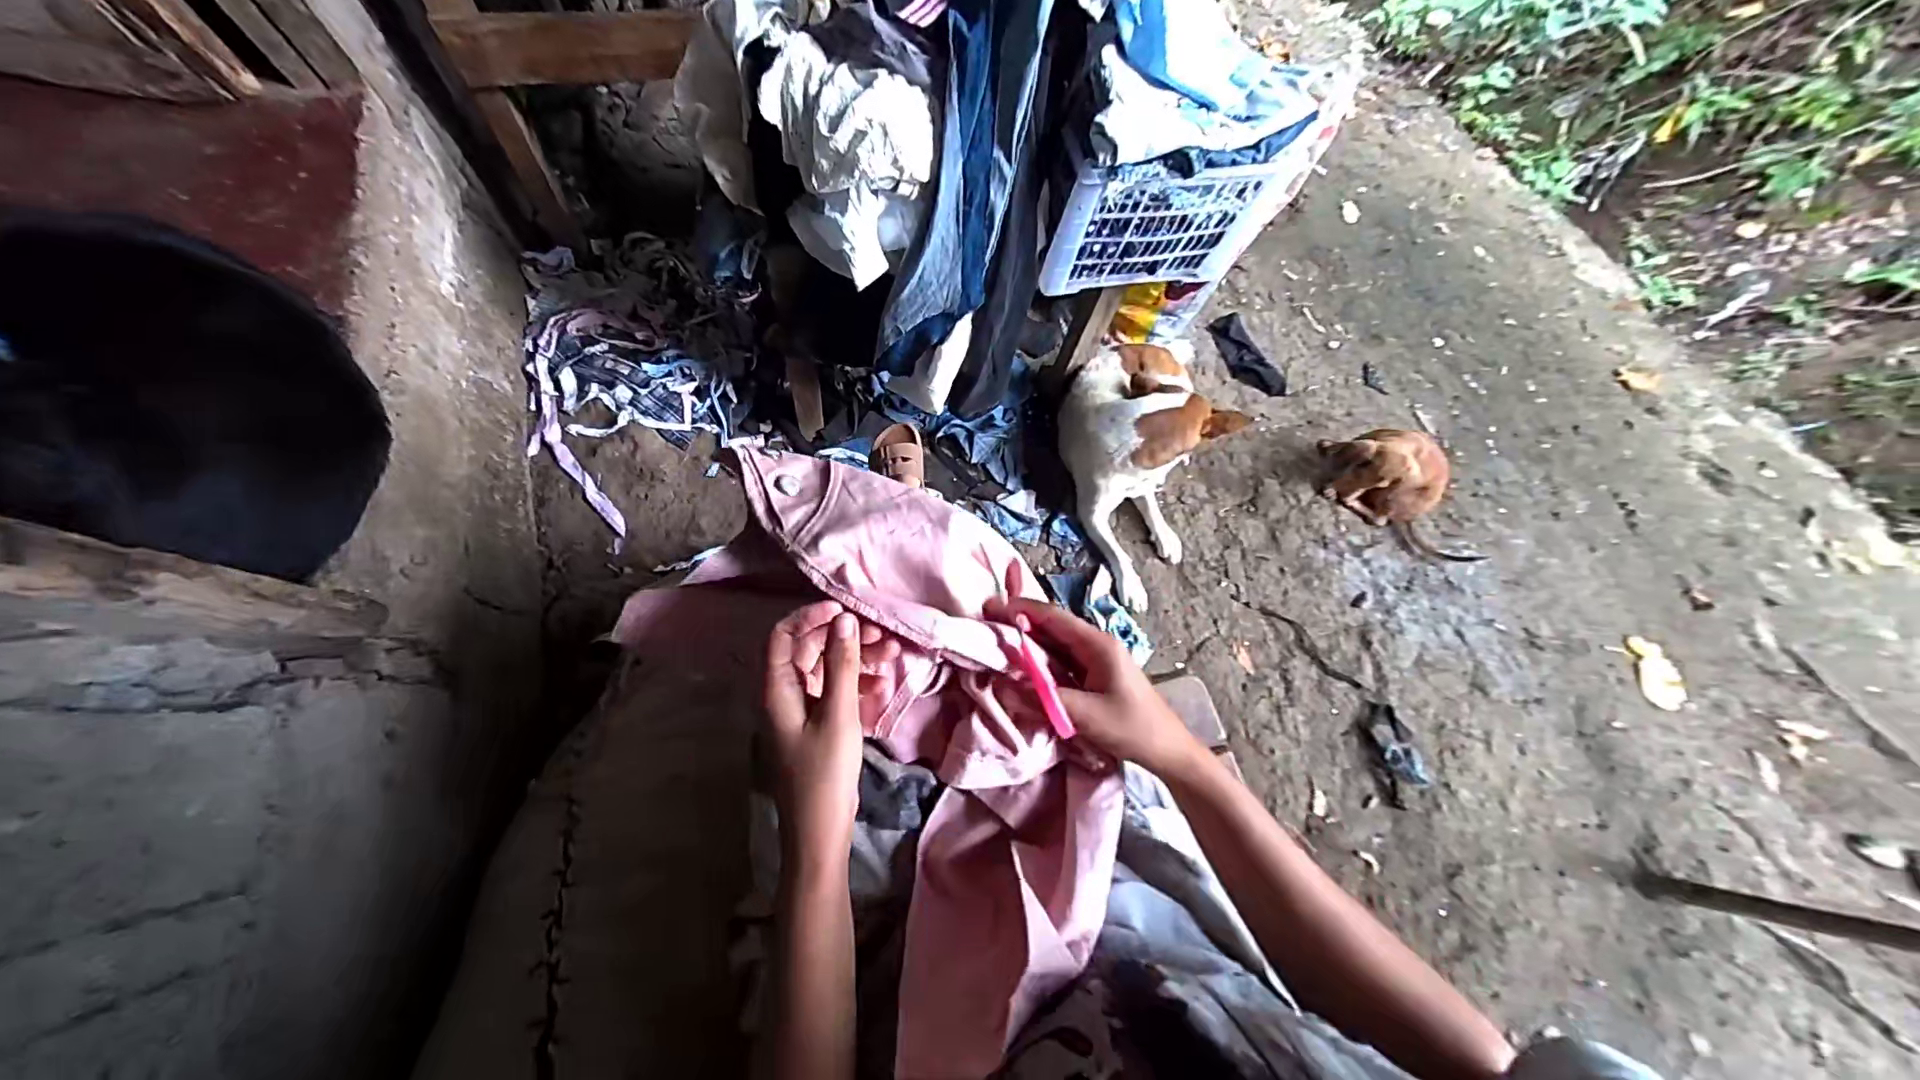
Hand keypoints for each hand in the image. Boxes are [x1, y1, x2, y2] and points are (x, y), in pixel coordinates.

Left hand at [764, 602, 873, 859]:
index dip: (810, 617)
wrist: (821, 830)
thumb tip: (845, 619)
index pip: (783, 635)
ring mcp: (802, 710)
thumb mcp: (838, 714)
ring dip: (856, 659)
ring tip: (891, 654)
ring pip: (827, 669)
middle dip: (844, 637)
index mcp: (777, 689)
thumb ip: (842, 664)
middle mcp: (785, 694)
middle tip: (880, 633)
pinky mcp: (819, 724)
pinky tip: (882, 684)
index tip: (845, 610)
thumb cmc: (824, 772)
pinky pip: (836, 691)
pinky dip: (857, 683)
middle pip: (809, 650)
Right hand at [983, 596, 1207, 778]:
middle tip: (986, 621)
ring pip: (1054, 643)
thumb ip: (1045, 699)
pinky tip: (1021, 665)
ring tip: (996, 640)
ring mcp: (1095, 659)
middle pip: (1051, 625)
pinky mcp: (1094, 675)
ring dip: (1027, 641)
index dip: (1020, 609)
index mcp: (1097, 644)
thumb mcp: (1086, 716)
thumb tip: (1004, 686)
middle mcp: (1095, 644)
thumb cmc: (1133, 729)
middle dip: (1018, 622)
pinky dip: (1038, 660)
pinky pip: (1060, 660)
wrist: (1168, 750)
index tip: (990, 607)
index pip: (1052, 617)